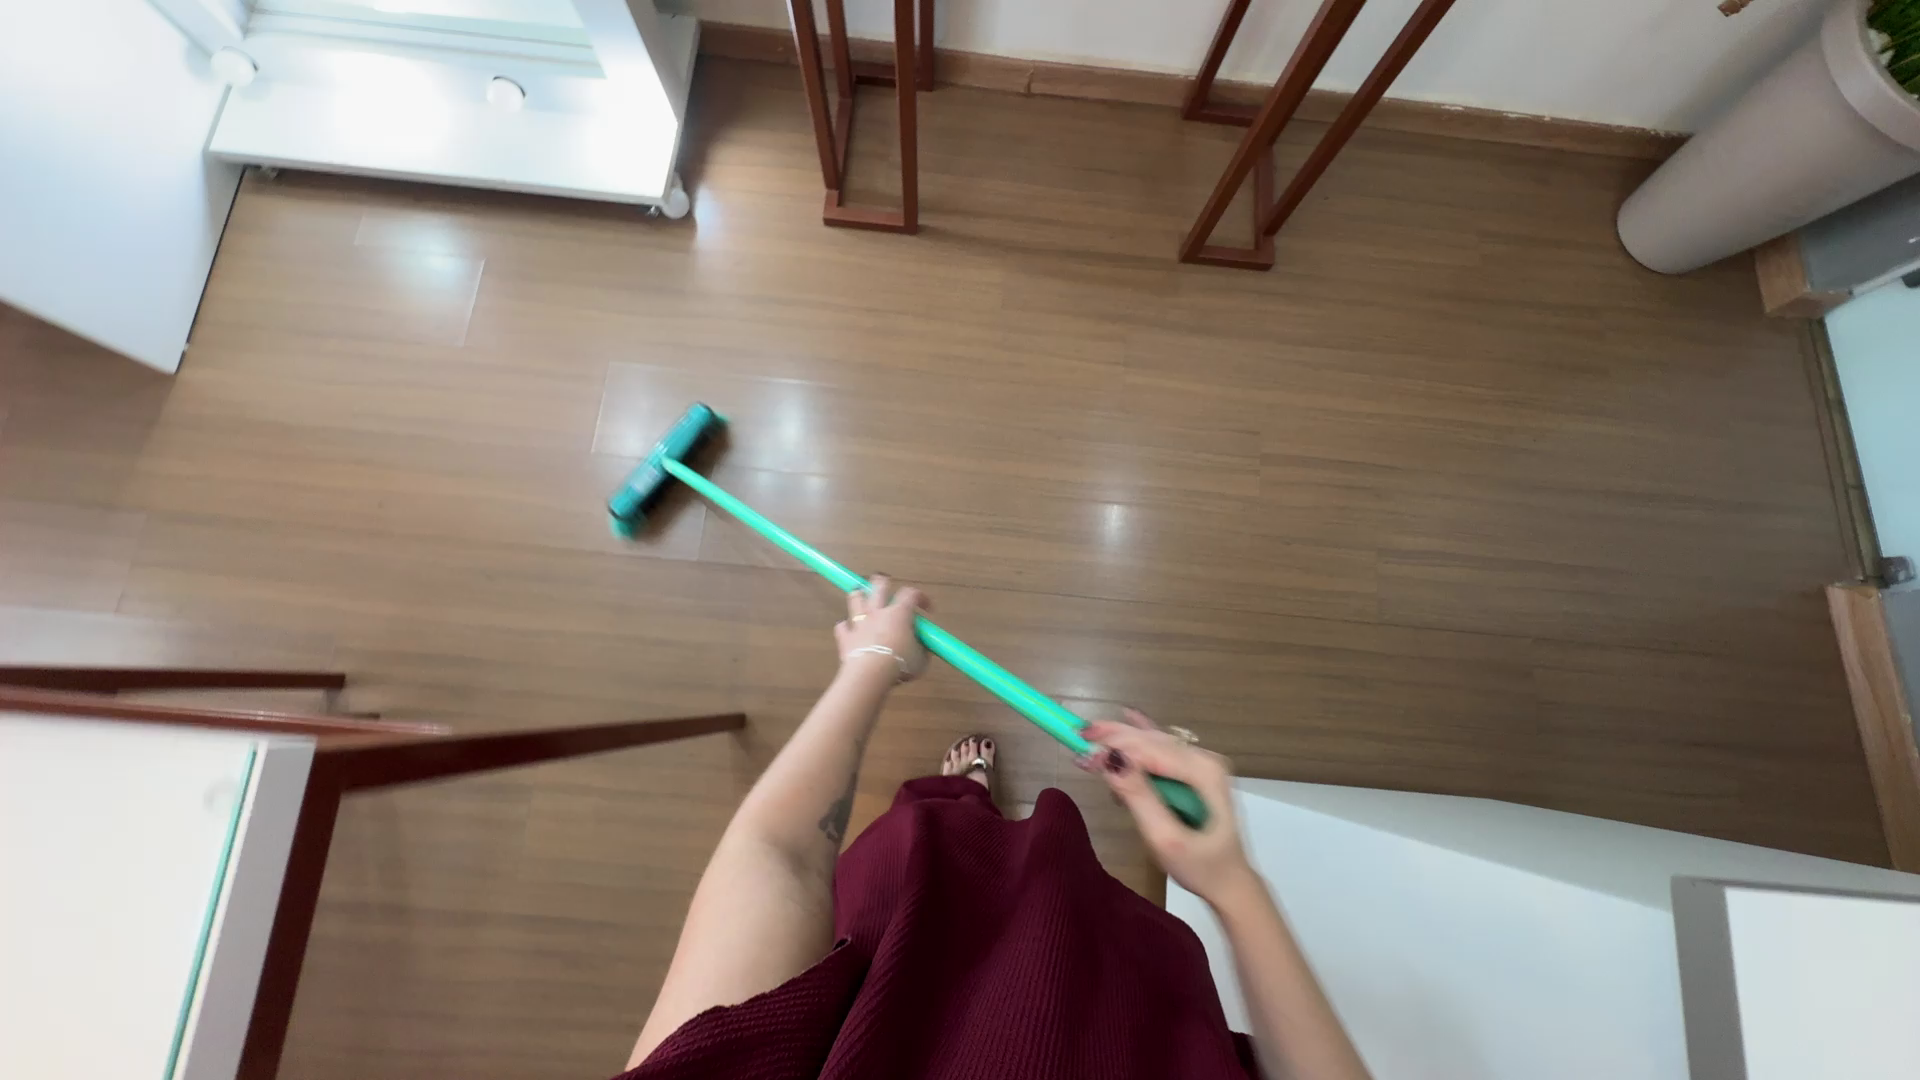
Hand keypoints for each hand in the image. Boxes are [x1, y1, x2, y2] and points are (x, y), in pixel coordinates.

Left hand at [834, 574, 931, 683]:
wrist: (871, 675)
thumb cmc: (901, 664)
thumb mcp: (921, 659)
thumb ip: (922, 649)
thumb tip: (923, 647)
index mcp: (899, 613)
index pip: (911, 594)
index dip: (920, 597)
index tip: (926, 608)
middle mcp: (878, 612)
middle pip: (878, 584)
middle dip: (884, 582)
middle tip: (888, 590)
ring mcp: (859, 622)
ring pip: (855, 598)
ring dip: (860, 597)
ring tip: (864, 601)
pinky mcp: (845, 637)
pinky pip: (841, 626)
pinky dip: (846, 627)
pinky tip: (850, 631)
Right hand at [1080, 708, 1255, 905]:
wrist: (1230, 884)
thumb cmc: (1200, 867)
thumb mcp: (1165, 838)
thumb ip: (1139, 797)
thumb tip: (1110, 759)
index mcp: (1203, 772)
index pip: (1149, 749)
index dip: (1113, 746)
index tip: (1081, 753)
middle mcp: (1205, 759)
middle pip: (1150, 739)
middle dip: (1113, 738)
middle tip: (1078, 737)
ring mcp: (1202, 763)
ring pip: (1152, 742)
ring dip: (1121, 741)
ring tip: (1091, 741)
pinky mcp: (1195, 771)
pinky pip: (1161, 748)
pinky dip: (1139, 739)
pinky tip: (1129, 716)